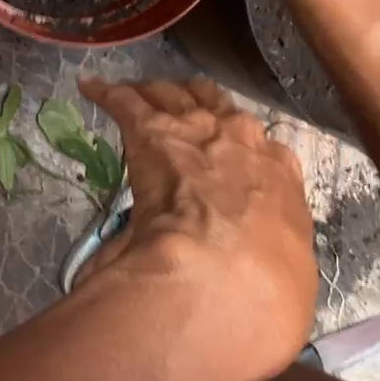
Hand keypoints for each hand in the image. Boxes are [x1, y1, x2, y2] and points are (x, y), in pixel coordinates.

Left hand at [75, 76, 316, 379]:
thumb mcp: (289, 274)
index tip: (229, 153)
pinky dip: (105, 92)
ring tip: (137, 95)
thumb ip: (270, 249)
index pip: (265, 148)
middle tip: (180, 109)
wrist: (225, 272)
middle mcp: (241, 140)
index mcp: (280, 178)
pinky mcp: (149, 128)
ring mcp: (194, 128)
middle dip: (198, 103)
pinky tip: (90, 88)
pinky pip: (124, 99)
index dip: (243, 148)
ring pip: (172, 94)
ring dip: (155, 94)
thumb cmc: (266, 292)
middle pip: (216, 105)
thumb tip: (247, 256)